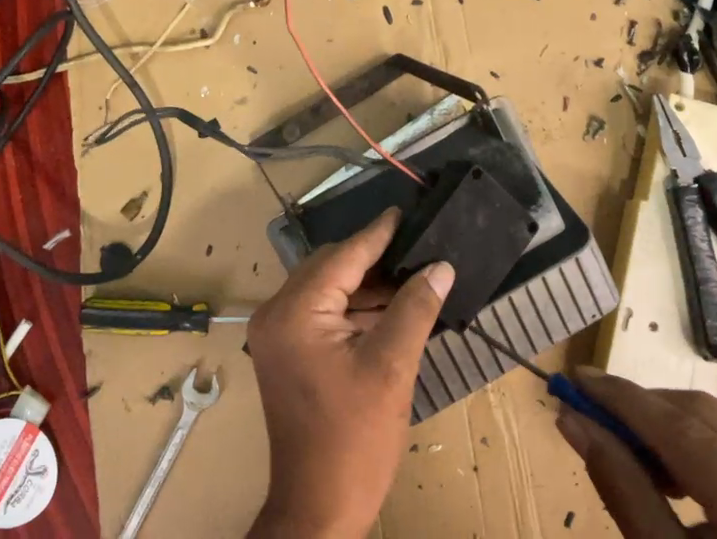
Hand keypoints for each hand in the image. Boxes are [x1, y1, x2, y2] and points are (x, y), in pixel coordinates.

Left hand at [246, 209, 453, 537]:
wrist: (319, 505)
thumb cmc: (355, 439)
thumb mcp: (391, 368)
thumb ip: (413, 308)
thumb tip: (439, 267)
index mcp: (294, 311)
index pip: (342, 257)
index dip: (378, 234)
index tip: (405, 212)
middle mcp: (277, 313)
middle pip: (331, 269)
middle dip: (375, 261)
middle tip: (419, 251)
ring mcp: (278, 335)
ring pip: (328, 291)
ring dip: (367, 288)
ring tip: (414, 278)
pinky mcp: (287, 353)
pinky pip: (323, 315)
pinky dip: (354, 311)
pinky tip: (392, 310)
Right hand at [557, 371, 716, 538]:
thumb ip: (623, 488)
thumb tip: (574, 421)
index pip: (684, 431)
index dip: (624, 399)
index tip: (576, 379)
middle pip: (712, 419)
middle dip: (647, 407)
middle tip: (593, 409)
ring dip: (676, 429)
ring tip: (632, 452)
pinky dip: (712, 454)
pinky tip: (681, 479)